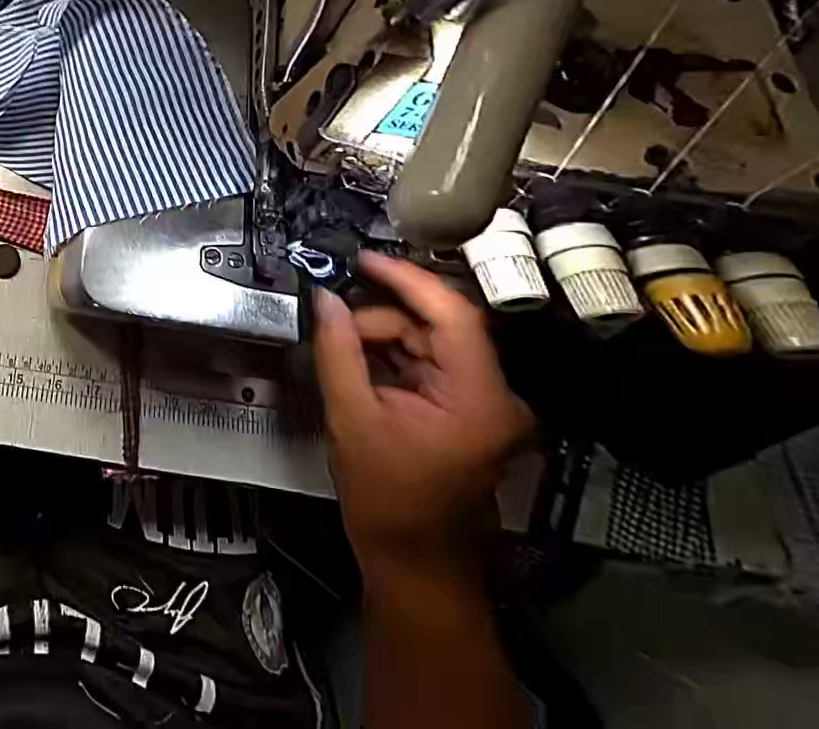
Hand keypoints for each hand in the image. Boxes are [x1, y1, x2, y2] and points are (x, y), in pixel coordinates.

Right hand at [312, 253, 530, 570]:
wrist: (412, 556)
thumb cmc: (387, 499)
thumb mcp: (352, 417)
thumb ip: (338, 351)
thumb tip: (325, 300)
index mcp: (478, 398)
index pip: (452, 315)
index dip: (407, 280)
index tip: (364, 261)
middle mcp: (493, 394)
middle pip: (434, 326)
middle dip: (379, 321)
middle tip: (333, 329)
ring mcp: (482, 402)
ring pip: (426, 341)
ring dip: (380, 340)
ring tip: (341, 356)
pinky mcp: (466, 408)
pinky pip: (426, 363)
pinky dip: (390, 358)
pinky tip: (358, 367)